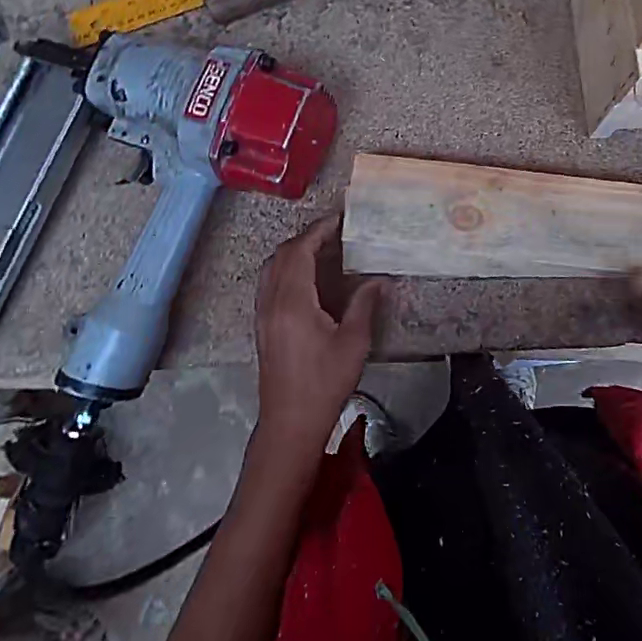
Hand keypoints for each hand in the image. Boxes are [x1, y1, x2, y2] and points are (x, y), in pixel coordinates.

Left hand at [254, 213, 381, 450]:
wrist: (291, 420)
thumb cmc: (325, 382)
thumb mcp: (353, 342)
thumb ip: (363, 305)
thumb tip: (379, 280)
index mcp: (292, 302)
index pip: (299, 252)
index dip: (317, 231)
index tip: (338, 220)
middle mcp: (271, 302)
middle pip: (281, 256)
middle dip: (305, 238)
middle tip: (334, 233)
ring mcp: (263, 314)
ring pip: (271, 269)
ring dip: (293, 253)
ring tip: (322, 250)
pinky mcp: (262, 326)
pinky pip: (269, 284)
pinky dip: (286, 270)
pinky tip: (308, 279)